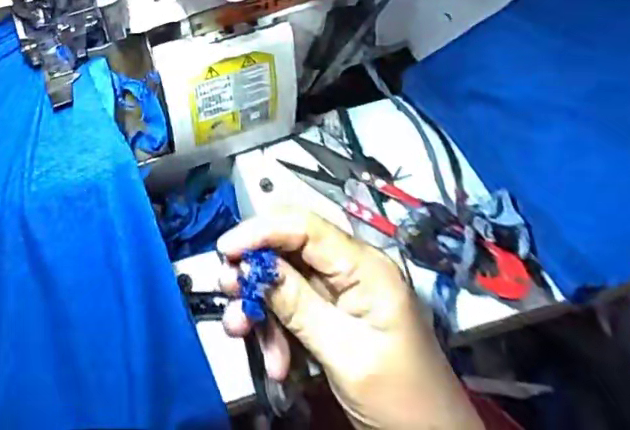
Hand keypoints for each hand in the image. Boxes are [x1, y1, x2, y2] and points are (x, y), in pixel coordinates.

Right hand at [219, 208, 479, 429]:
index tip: (224, 250)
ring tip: (241, 331)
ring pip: (280, 280)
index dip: (259, 230)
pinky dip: (274, 330)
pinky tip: (273, 361)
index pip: (302, 225)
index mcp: (365, 268)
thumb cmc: (405, 404)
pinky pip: (289, 309)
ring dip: (258, 305)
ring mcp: (340, 295)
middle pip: (285, 249)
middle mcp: (350, 271)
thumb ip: (298, 304)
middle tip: (229, 290)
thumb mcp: (348, 354)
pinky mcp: (332, 319)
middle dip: (253, 270)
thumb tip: (253, 264)